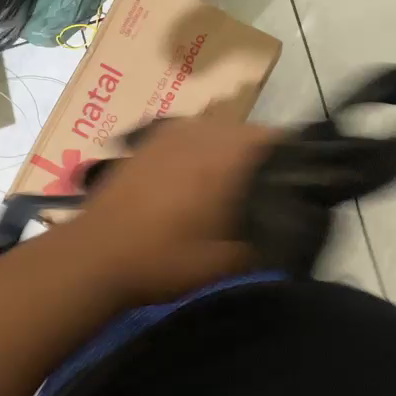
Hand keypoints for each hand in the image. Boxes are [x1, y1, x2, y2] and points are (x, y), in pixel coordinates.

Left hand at [50, 118, 275, 306]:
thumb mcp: (226, 264)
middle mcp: (201, 133)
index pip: (277, 139)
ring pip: (217, 131)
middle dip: (262, 156)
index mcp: (226, 156)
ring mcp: (171, 132)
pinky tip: (196, 178)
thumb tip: (292, 232)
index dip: (294, 159)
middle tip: (269, 190)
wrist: (93, 256)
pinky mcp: (147, 141)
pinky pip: (189, 135)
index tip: (301, 183)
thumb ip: (266, 243)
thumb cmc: (164, 259)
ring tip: (233, 185)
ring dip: (231, 151)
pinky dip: (201, 150)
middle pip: (248, 133)